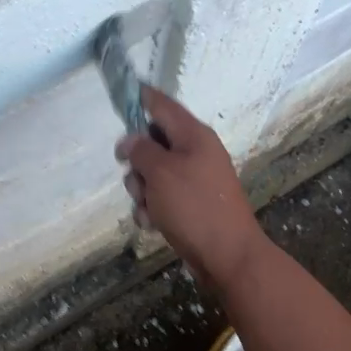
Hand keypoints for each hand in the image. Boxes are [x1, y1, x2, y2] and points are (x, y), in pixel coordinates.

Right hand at [116, 86, 267, 292]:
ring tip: (147, 208)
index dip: (141, 97)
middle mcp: (196, 152)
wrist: (229, 258)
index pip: (162, 105)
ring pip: (154, 173)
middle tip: (136, 178)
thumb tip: (131, 140)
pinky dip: (153, 208)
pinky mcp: (192, 204)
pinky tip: (152, 224)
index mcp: (193, 135)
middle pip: (153, 142)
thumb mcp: (161, 172)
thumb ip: (141, 150)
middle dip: (137, 162)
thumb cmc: (194, 207)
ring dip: (142, 190)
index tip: (121, 92)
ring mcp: (195, 179)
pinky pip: (163, 197)